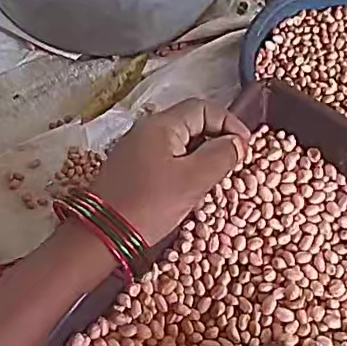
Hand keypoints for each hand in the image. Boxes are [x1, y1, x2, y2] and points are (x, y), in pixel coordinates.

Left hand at [86, 99, 250, 244]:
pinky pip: (164, 164)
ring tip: (214, 182)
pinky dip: (182, 172)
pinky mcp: (129, 174)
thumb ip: (221, 155)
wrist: (101, 236)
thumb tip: (237, 142)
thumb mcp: (193, 179)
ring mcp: (134, 153)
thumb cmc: (148, 205)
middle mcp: (144, 133)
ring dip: (200, 160)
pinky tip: (189, 193)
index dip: (229, 124)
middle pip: (190, 126)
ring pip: (178, 147)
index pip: (203, 108)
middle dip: (216, 142)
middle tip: (232, 166)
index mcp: (160, 125)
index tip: (245, 148)